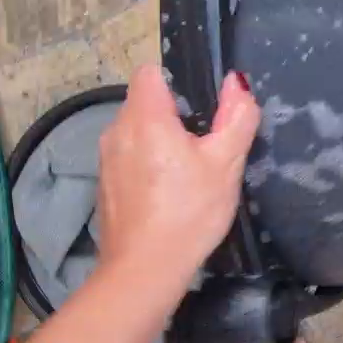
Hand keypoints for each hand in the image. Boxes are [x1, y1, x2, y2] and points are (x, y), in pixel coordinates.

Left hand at [95, 65, 259, 278]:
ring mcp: (106, 159)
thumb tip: (236, 82)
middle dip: (174, 113)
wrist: (145, 270)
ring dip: (161, 139)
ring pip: (136, 130)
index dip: (178, 80)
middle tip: (206, 142)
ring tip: (190, 169)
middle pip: (145, 101)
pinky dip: (148, 163)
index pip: (150, 71)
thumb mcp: (225, 163)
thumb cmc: (189, 212)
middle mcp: (117, 130)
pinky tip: (170, 192)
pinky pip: (129, 156)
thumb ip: (236, 117)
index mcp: (144, 117)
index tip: (202, 106)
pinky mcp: (105, 184)